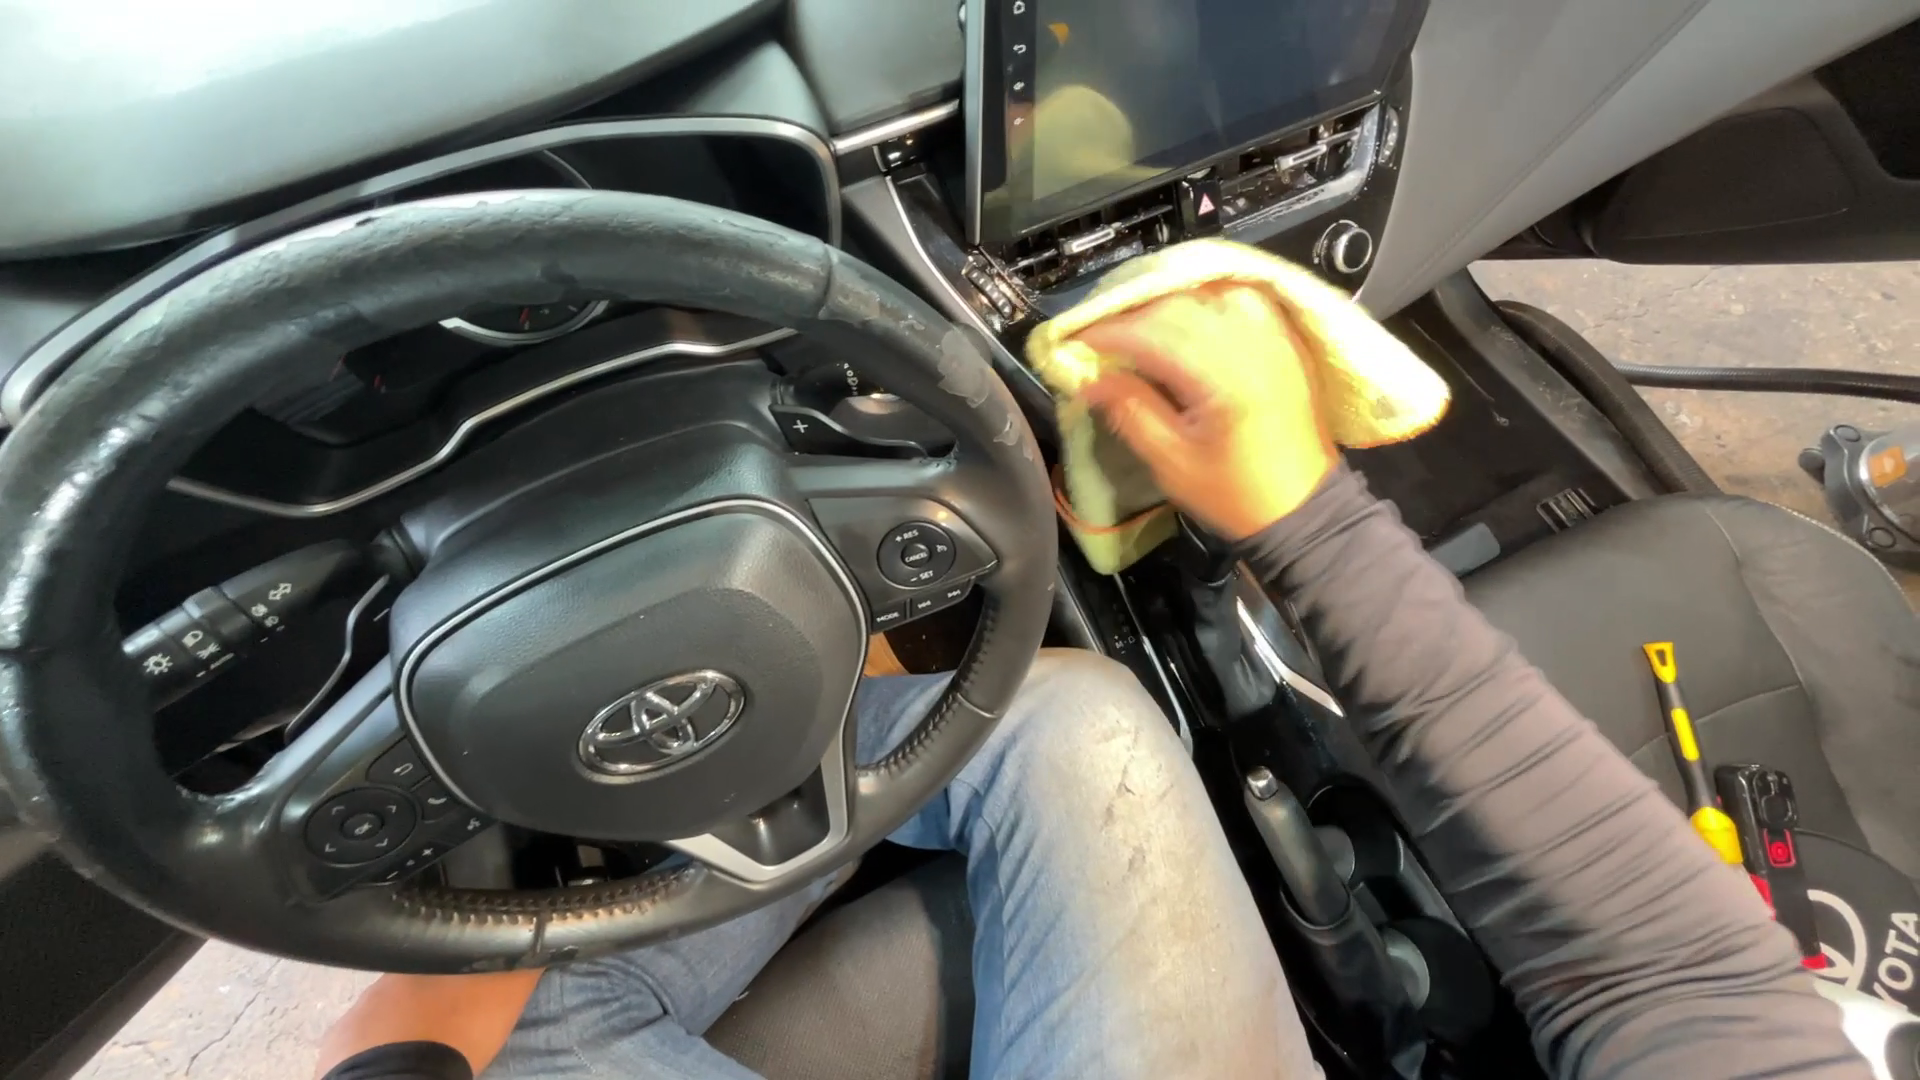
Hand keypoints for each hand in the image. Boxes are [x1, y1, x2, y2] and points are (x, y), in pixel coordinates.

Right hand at [1078, 284, 1336, 540]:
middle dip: (1130, 316)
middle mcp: (1251, 346)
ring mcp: (1272, 339)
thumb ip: (1130, 411)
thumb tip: (1090, 380)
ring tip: (1133, 327)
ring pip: (1207, 296)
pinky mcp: (1283, 342)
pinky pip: (1239, 301)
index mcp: (1223, 379)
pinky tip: (1182, 317)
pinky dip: (1203, 302)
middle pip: (1177, 307)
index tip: (1073, 342)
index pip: (1152, 334)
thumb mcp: (1171, 463)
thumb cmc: (1234, 494)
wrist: (1303, 508)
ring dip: (1164, 305)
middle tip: (1096, 336)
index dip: (1107, 333)